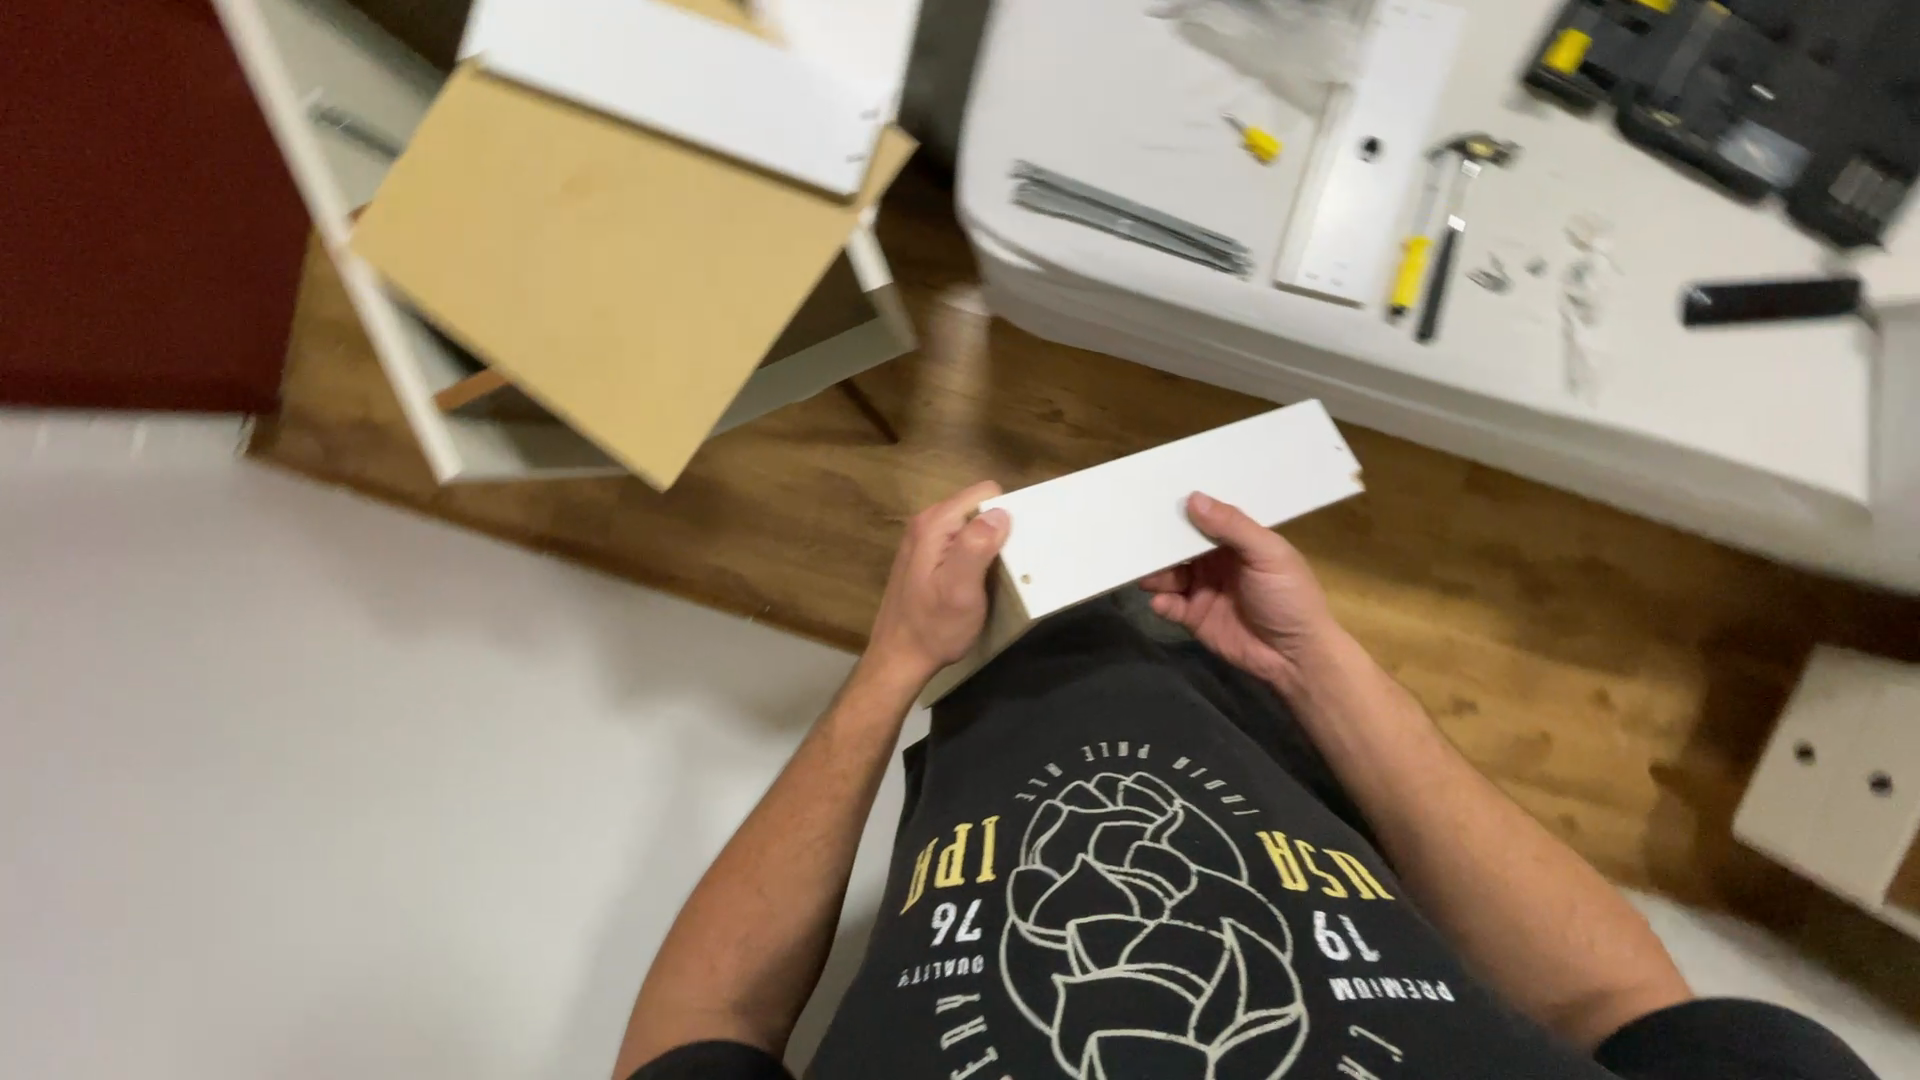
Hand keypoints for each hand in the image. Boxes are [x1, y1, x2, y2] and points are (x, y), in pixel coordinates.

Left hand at [863, 481, 1011, 687]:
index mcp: (935, 524)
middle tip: (1005, 567)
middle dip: (997, 531)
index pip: (985, 493)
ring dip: (987, 546)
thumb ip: (976, 546)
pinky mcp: (926, 557)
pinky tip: (975, 583)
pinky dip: (974, 557)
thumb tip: (1001, 512)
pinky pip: (960, 543)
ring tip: (992, 577)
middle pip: (977, 507)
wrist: (899, 658)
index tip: (1012, 548)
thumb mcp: (960, 590)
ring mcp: (924, 540)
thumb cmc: (934, 628)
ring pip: (971, 526)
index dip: (1005, 516)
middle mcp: (926, 523)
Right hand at [1139, 492, 1343, 692]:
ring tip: (1145, 575)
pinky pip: (1170, 605)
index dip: (1183, 511)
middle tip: (1136, 537)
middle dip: (1160, 544)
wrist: (1295, 656)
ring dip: (1156, 574)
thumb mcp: (1268, 554)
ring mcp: (1203, 589)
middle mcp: (1216, 562)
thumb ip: (1232, 526)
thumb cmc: (1289, 596)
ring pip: (1169, 575)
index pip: (1205, 520)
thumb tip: (1192, 498)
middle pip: (1180, 548)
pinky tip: (1161, 602)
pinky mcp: (1194, 617)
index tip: (1155, 500)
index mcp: (1237, 542)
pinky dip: (1161, 602)